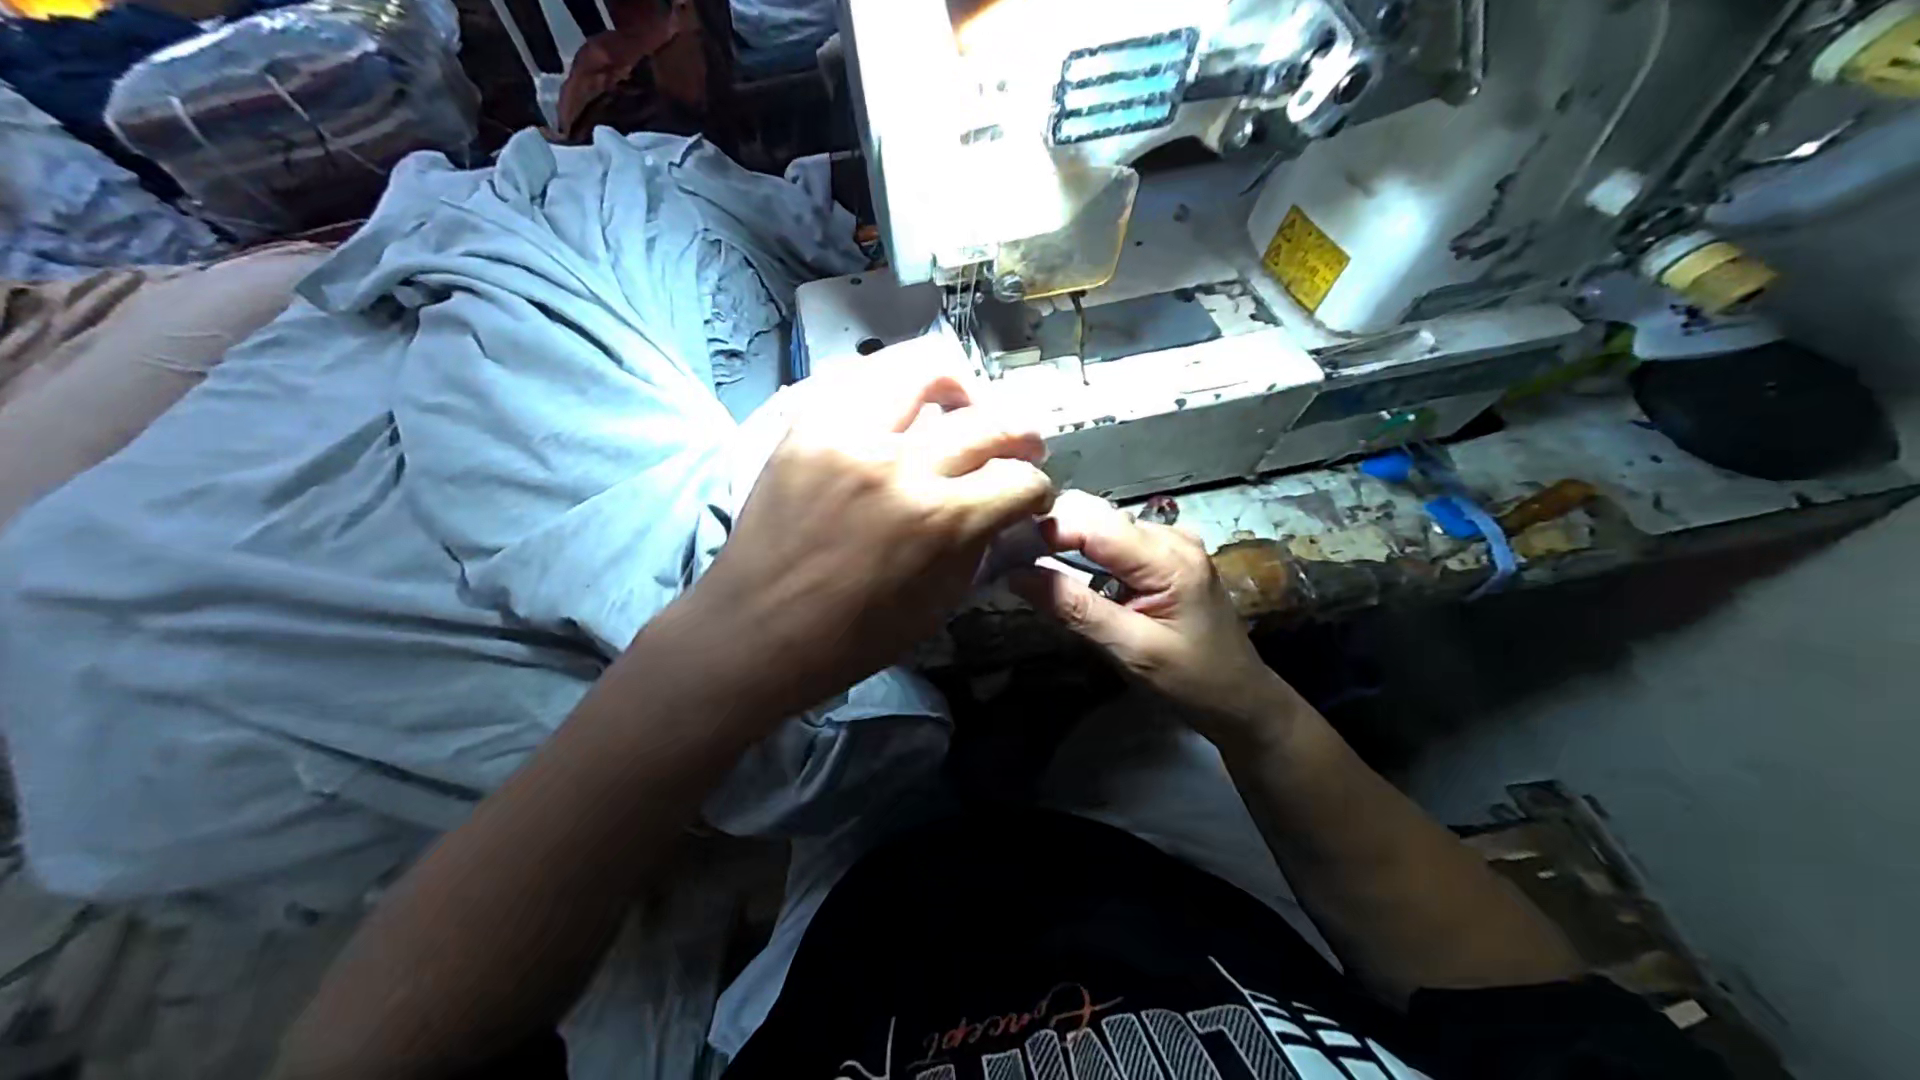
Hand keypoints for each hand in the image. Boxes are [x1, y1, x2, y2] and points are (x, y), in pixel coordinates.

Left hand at [658, 351, 1055, 721]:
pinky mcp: (808, 425)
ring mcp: (850, 436)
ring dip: (964, 387)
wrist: (758, 630)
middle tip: (1021, 448)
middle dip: (1023, 435)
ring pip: (927, 368)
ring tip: (966, 406)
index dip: (1037, 489)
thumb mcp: (938, 605)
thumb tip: (1007, 512)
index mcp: (941, 521)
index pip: (1019, 480)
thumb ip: (981, 548)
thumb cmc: (853, 637)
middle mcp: (902, 465)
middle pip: (990, 421)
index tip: (1031, 496)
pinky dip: (899, 383)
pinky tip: (907, 405)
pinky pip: (865, 377)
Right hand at [1012, 491, 1301, 744]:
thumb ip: (1075, 609)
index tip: (1003, 546)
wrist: (1240, 699)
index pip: (1094, 525)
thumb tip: (1017, 575)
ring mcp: (1169, 543)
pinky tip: (1062, 571)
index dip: (1046, 530)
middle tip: (1009, 557)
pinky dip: (1083, 551)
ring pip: (1101, 524)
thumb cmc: (1192, 681)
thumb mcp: (1131, 650)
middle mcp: (1170, 537)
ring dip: (1063, 540)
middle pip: (1096, 515)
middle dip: (1050, 531)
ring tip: (1027, 563)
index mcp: (1169, 557)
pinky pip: (1113, 540)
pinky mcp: (1163, 556)